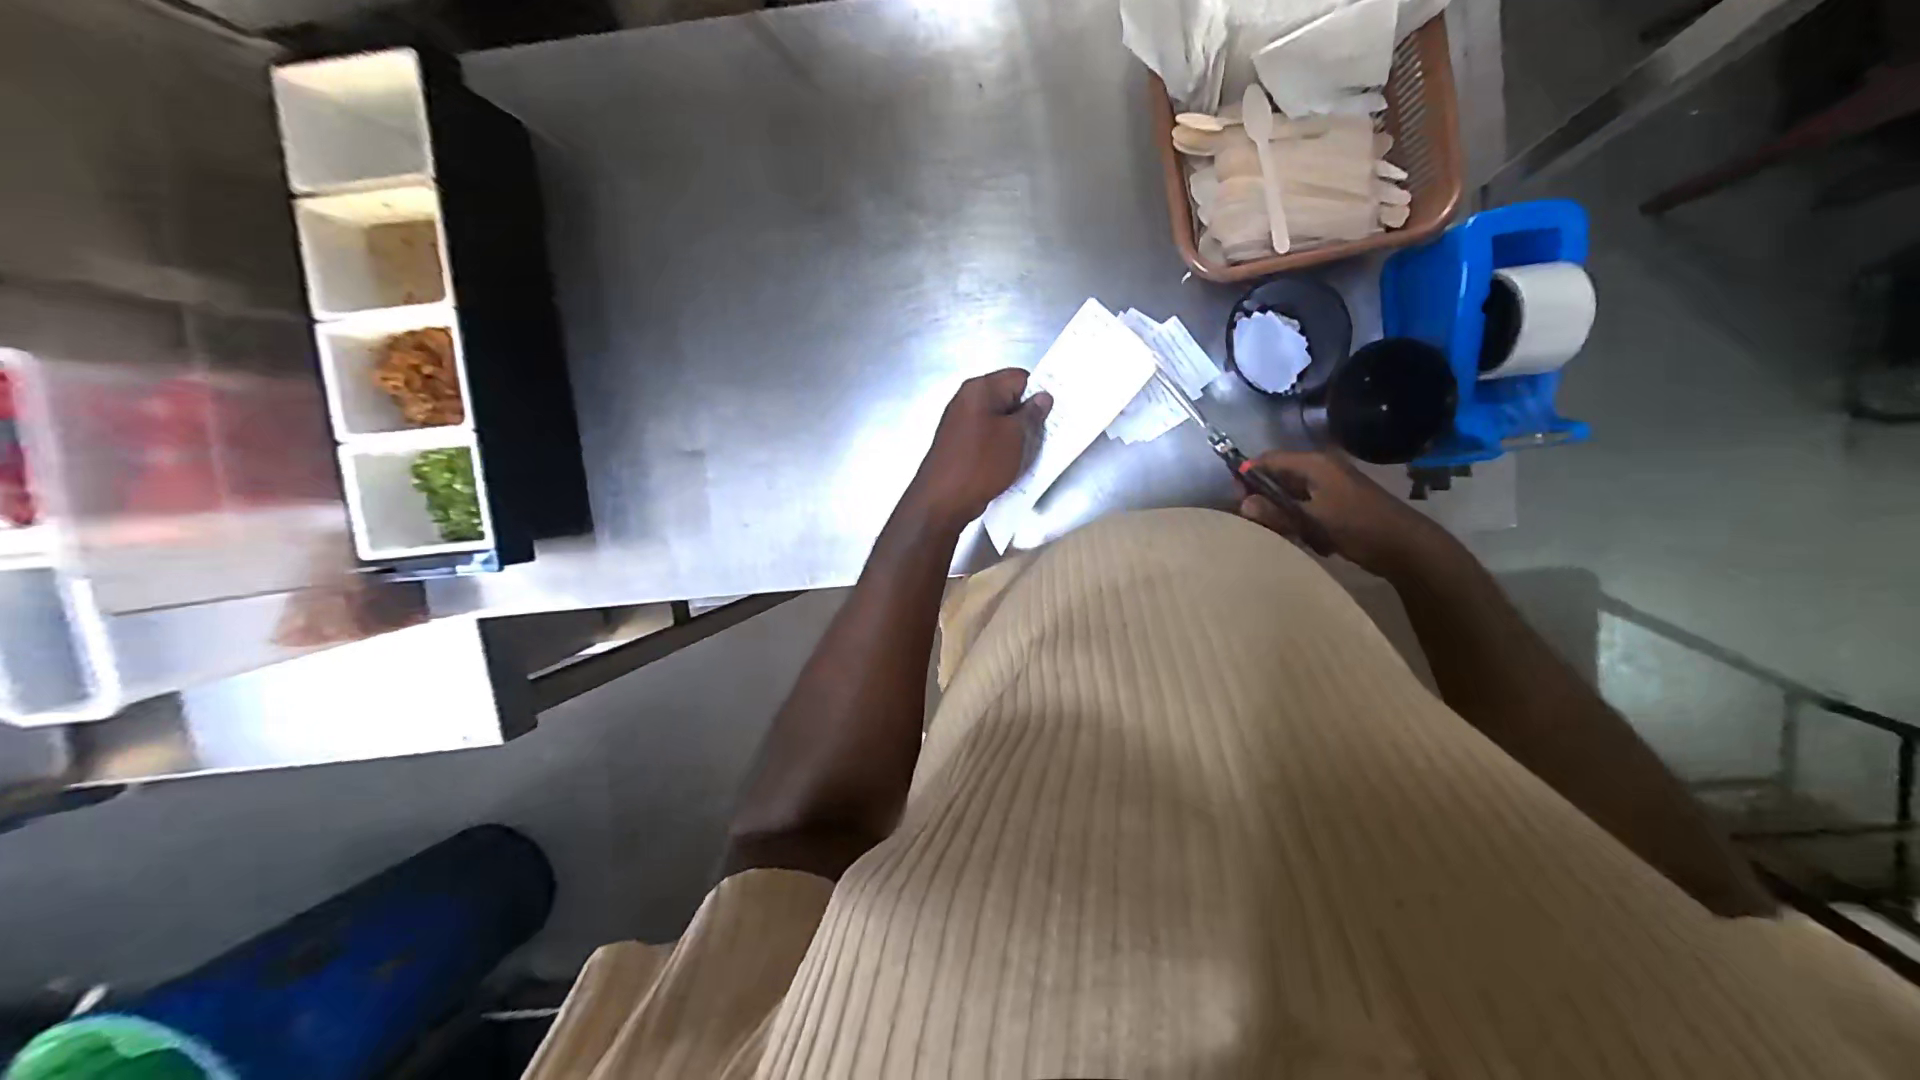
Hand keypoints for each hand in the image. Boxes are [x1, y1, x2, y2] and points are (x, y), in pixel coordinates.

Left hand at [905, 369, 1050, 529]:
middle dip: (1028, 415)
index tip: (1053, 413)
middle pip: (1008, 399)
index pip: (1020, 377)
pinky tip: (1013, 463)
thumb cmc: (981, 463)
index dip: (1038, 393)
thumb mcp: (1015, 436)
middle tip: (1047, 434)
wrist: (943, 500)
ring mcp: (961, 423)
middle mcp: (967, 400)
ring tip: (1032, 451)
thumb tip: (1042, 397)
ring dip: (1016, 435)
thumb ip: (1032, 413)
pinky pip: (989, 439)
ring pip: (1000, 421)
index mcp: (980, 389)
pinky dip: (1002, 448)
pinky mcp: (960, 445)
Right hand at [1236, 450, 1450, 577]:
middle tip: (1253, 518)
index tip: (1236, 498)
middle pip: (1278, 475)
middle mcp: (1321, 468)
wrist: (1406, 546)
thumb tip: (1243, 504)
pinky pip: (1305, 504)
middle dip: (1262, 495)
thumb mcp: (1312, 521)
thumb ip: (1275, 512)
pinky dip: (1296, 517)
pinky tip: (1299, 535)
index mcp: (1315, 464)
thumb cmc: (1358, 527)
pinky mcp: (1337, 502)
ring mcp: (1331, 485)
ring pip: (1290, 492)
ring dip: (1280, 510)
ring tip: (1274, 529)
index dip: (1248, 474)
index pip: (1269, 459)